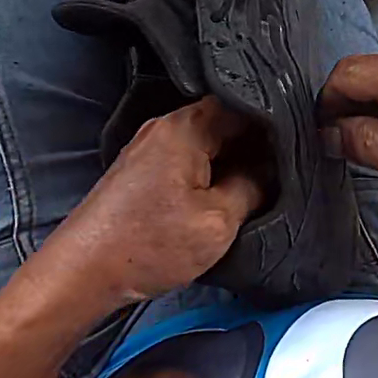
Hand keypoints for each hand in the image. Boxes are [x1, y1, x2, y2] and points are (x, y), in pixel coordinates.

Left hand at [42, 97, 265, 309]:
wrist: (83, 272)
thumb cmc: (147, 244)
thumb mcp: (217, 222)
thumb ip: (251, 188)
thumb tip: (267, 174)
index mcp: (185, 128)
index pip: (241, 105)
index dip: (273, 124)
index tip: (294, 146)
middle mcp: (165, 128)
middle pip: (223, 121)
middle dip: (255, 143)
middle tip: (282, 168)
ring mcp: (150, 148)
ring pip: (206, 141)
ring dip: (232, 159)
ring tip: (259, 183)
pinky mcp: (142, 170)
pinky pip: (187, 157)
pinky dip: (210, 170)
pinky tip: (226, 193)